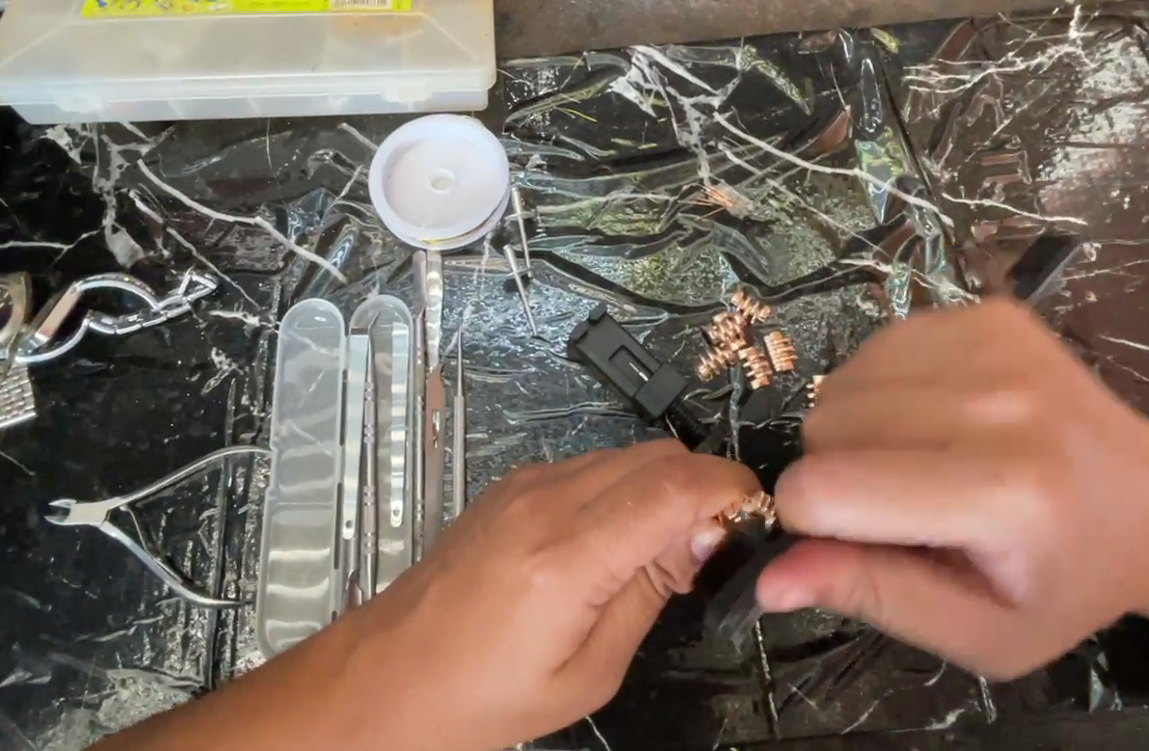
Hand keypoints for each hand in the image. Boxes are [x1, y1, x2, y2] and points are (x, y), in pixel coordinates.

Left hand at [334, 440, 757, 750]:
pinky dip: (623, 487)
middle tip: (710, 546)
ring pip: (624, 454)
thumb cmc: (489, 693)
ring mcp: (525, 481)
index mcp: (568, 554)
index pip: (671, 486)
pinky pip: (589, 465)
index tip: (753, 515)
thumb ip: (649, 592)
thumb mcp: (589, 670)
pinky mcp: (512, 481)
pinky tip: (616, 536)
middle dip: (701, 487)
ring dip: (662, 486)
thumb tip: (702, 538)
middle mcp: (547, 498)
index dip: (726, 488)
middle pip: (654, 455)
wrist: (394, 667)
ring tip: (661, 550)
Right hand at [759, 298, 1148, 678]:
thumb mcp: (976, 631)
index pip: (826, 489)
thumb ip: (869, 596)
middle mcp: (998, 404)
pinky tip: (933, 415)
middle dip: (836, 469)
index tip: (847, 536)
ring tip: (920, 458)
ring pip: (839, 383)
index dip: (809, 519)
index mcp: (1002, 495)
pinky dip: (880, 386)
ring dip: (855, 427)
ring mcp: (994, 346)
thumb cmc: (1060, 583)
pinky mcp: (987, 313)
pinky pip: (872, 347)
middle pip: (824, 426)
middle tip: (901, 500)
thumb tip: (766, 580)